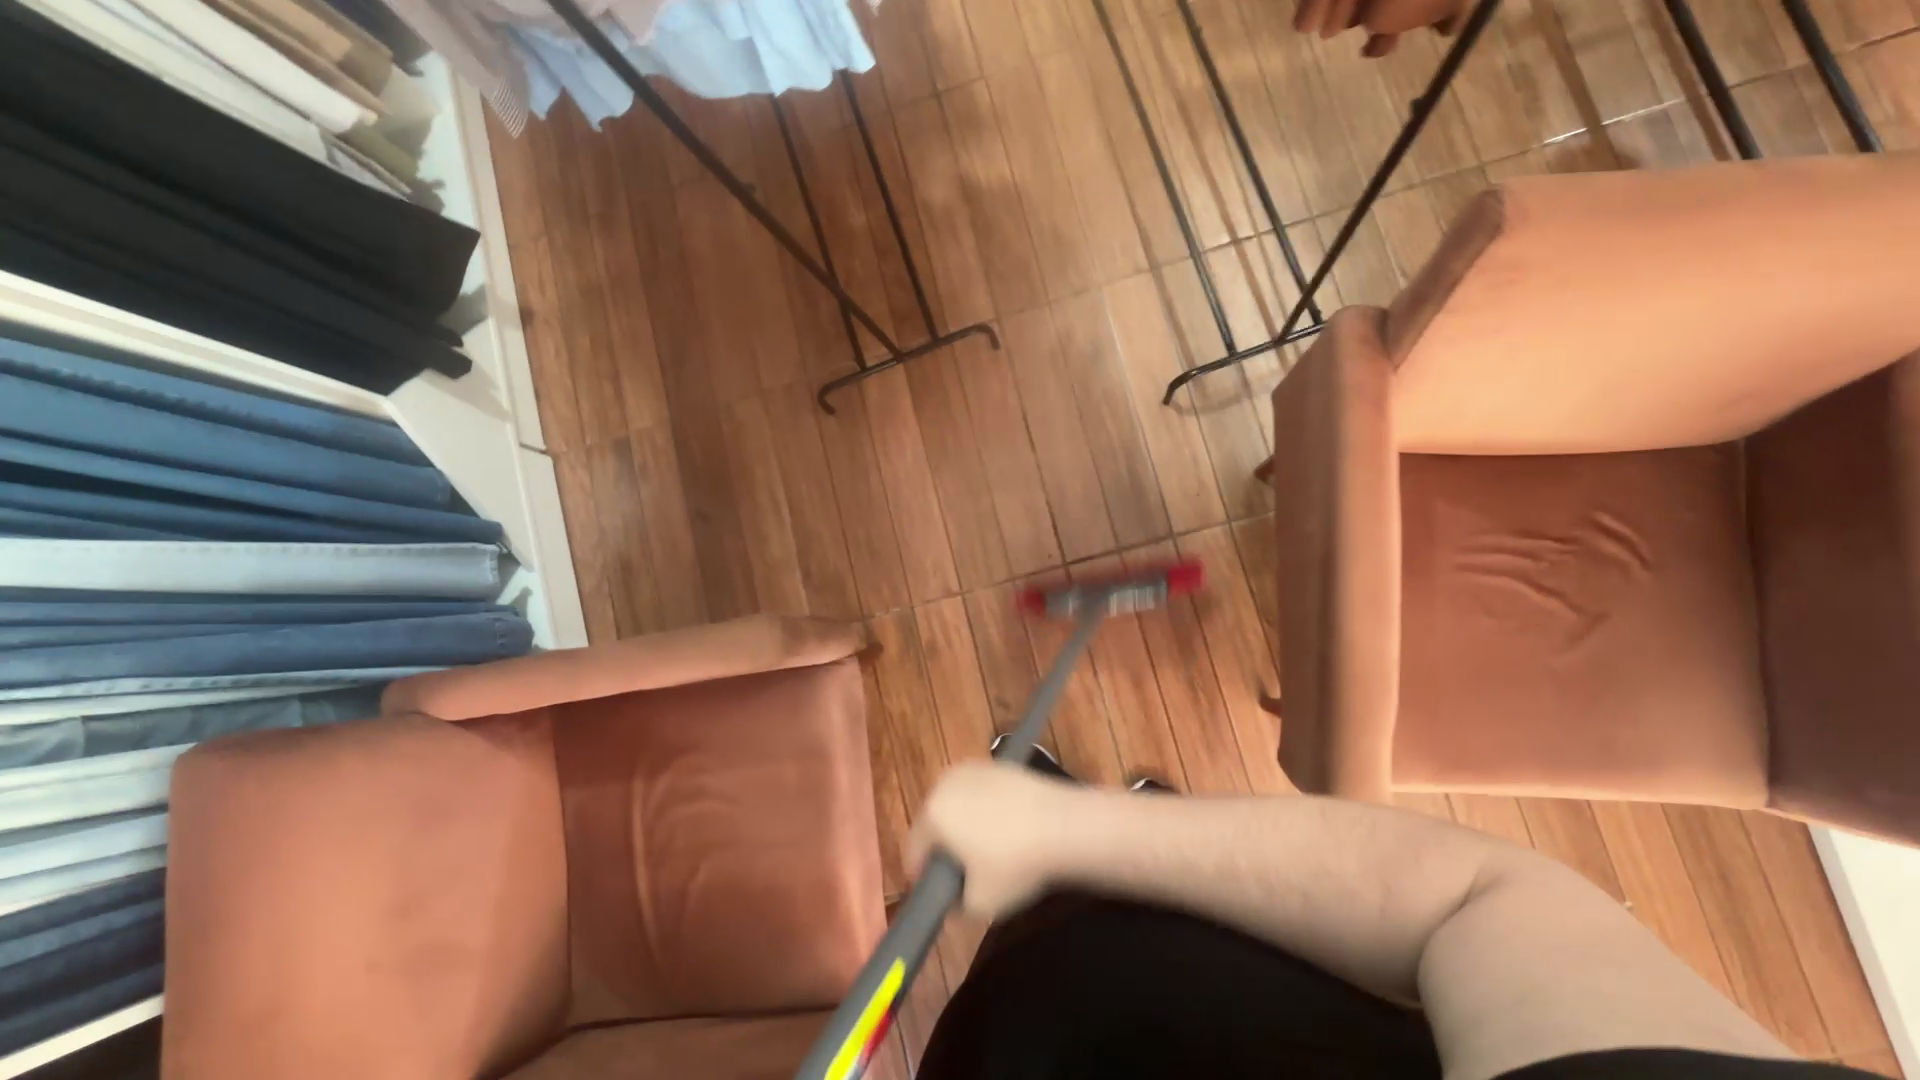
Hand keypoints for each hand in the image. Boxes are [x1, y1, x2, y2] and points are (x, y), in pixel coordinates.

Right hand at [907, 761, 1084, 920]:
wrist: (1065, 826)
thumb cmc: (1015, 864)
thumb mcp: (980, 904)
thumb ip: (956, 907)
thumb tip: (953, 902)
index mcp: (933, 814)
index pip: (913, 850)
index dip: (922, 876)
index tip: (938, 893)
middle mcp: (945, 784)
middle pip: (933, 822)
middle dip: (943, 847)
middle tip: (964, 872)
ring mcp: (973, 770)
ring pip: (956, 805)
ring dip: (963, 825)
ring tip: (987, 850)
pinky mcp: (999, 766)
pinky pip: (979, 793)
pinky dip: (985, 809)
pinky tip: (1006, 829)